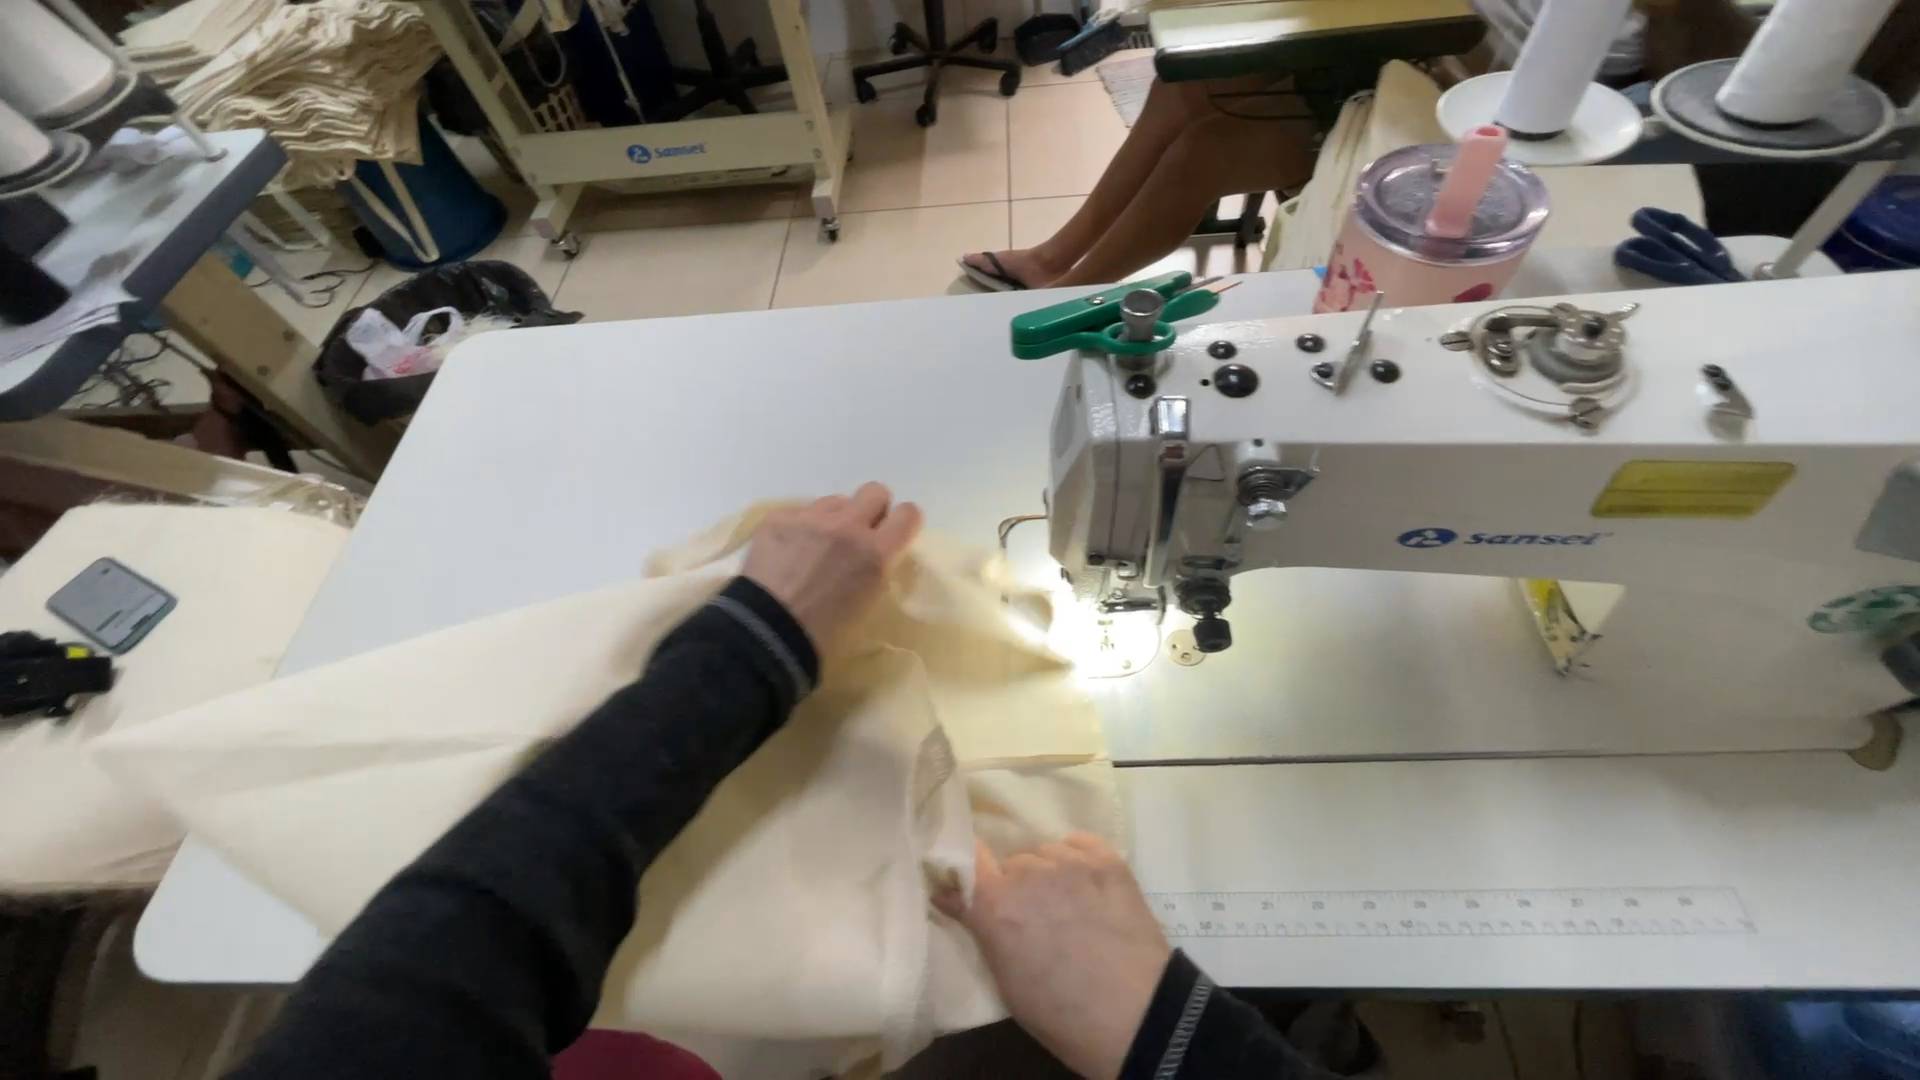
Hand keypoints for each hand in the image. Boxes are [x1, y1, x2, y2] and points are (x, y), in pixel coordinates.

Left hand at [742, 482, 921, 652]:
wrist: (765, 635)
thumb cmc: (824, 635)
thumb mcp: (868, 604)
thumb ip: (876, 570)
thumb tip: (872, 555)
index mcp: (876, 554)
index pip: (908, 514)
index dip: (903, 521)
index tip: (893, 533)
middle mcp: (847, 527)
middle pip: (874, 491)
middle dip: (872, 510)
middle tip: (858, 534)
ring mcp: (810, 518)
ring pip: (835, 501)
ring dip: (834, 519)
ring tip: (815, 547)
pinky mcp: (778, 518)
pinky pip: (800, 511)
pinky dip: (799, 528)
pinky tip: (787, 552)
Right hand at [935, 834, 1170, 1079]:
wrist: (1136, 1016)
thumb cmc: (1060, 1011)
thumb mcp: (1005, 979)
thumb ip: (978, 926)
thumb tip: (945, 894)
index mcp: (997, 901)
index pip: (968, 856)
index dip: (970, 865)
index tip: (970, 879)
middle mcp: (1029, 871)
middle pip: (1013, 863)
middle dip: (1017, 885)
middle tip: (1034, 917)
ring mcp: (1070, 860)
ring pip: (1045, 854)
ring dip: (1048, 875)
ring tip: (1067, 907)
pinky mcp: (1106, 858)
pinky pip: (1078, 844)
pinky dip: (1077, 860)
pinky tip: (1088, 888)